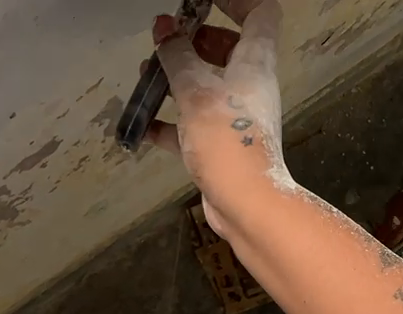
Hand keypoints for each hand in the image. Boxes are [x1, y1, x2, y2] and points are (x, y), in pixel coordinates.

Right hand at [148, 0, 288, 231]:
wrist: (245, 205)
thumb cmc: (227, 140)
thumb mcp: (195, 90)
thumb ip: (177, 56)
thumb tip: (164, 29)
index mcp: (255, 64)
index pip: (260, 13)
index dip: (236, 0)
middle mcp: (250, 89)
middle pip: (228, 50)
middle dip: (195, 41)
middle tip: (167, 41)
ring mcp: (236, 120)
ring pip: (207, 88)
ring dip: (177, 80)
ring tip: (145, 78)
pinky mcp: (222, 149)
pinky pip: (193, 128)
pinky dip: (170, 124)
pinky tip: (142, 126)